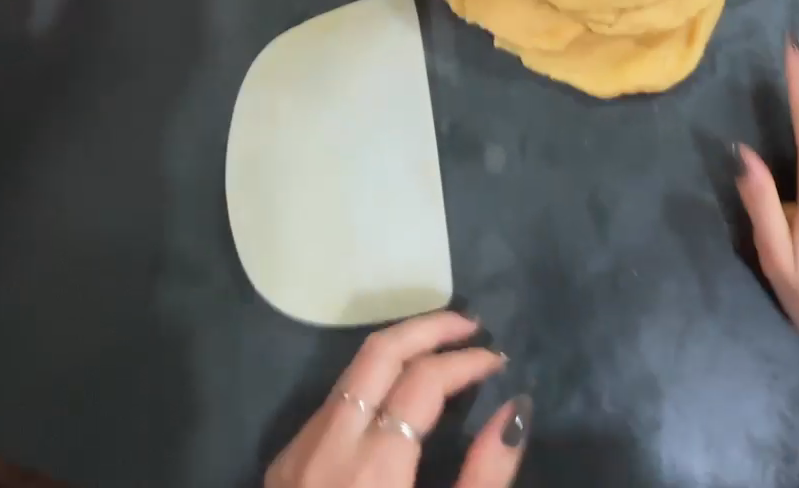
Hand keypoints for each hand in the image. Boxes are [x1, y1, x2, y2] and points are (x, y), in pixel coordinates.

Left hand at [266, 312, 528, 487]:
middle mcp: (325, 447)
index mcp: (370, 468)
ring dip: (401, 349)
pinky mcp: (282, 469)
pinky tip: (399, 394)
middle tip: (473, 327)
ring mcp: (296, 456)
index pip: (424, 379)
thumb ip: (485, 474)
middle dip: (430, 327)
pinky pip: (334, 400)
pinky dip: (373, 379)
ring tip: (444, 350)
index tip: (499, 361)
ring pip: (351, 370)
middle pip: (379, 352)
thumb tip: (516, 409)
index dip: (468, 360)